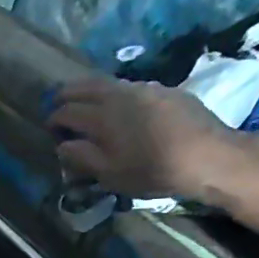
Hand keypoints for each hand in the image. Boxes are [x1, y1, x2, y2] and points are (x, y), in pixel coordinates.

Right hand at [47, 77, 255, 198]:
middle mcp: (118, 94)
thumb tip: (62, 145)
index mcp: (101, 116)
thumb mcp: (111, 174)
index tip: (50, 128)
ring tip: (87, 99)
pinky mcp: (166, 90)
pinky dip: (117, 92)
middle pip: (85, 86)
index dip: (54, 119)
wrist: (208, 155)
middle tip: (58, 101)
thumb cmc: (153, 170)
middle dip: (67, 93)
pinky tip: (123, 105)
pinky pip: (132, 87)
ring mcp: (144, 88)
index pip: (67, 111)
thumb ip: (82, 158)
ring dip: (91, 89)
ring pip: (108, 82)